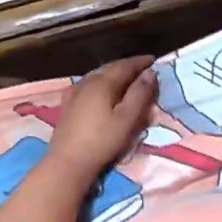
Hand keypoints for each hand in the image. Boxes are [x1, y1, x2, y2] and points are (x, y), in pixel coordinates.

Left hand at [47, 56, 157, 179]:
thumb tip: (149, 73)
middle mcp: (87, 81)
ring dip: (113, 74)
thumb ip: (139, 94)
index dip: (140, 62)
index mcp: (102, 82)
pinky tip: (101, 90)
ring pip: (98, 75)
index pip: (125, 65)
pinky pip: (88, 84)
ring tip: (126, 79)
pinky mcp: (67, 103)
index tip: (153, 59)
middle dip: (127, 66)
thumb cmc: (102, 141)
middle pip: (110, 67)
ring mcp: (74, 91)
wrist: (68, 161)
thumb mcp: (127, 119)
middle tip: (142, 68)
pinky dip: (101, 82)